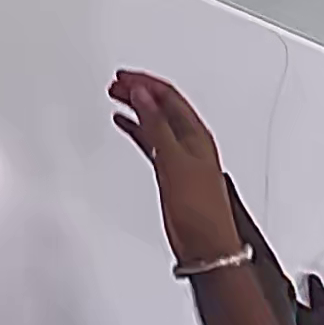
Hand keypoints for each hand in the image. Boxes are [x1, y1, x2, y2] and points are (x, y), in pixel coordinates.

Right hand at [109, 70, 241, 266]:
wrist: (206, 248)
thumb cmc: (201, 208)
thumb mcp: (174, 160)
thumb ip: (156, 126)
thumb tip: (143, 94)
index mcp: (195, 132)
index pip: (167, 95)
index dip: (145, 82)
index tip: (124, 76)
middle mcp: (188, 139)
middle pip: (160, 104)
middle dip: (139, 90)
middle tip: (117, 82)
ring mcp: (179, 154)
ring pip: (154, 119)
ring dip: (136, 106)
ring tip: (117, 95)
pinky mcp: (170, 170)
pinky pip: (150, 139)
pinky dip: (136, 128)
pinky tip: (125, 123)